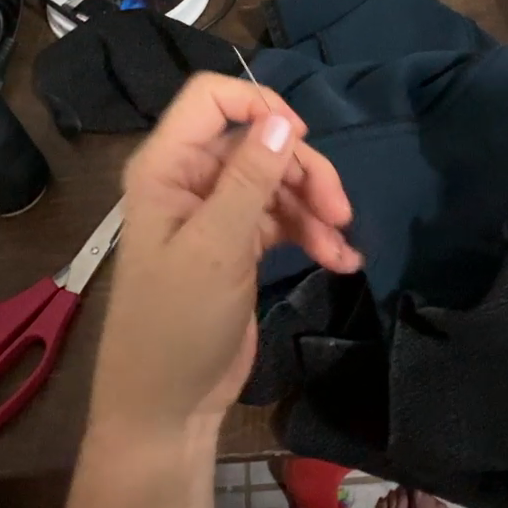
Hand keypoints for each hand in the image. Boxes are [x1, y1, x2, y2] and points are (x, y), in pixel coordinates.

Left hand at [88, 73, 358, 440]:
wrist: (169, 407)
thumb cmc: (176, 323)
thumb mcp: (216, 247)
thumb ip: (248, 180)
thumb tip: (282, 120)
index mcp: (166, 166)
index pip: (210, 99)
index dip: (258, 105)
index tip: (301, 137)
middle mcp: (189, 179)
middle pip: (256, 144)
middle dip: (301, 171)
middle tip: (339, 209)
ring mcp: (215, 211)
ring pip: (275, 181)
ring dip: (313, 206)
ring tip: (341, 244)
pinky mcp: (238, 243)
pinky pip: (280, 219)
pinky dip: (310, 233)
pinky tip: (339, 259)